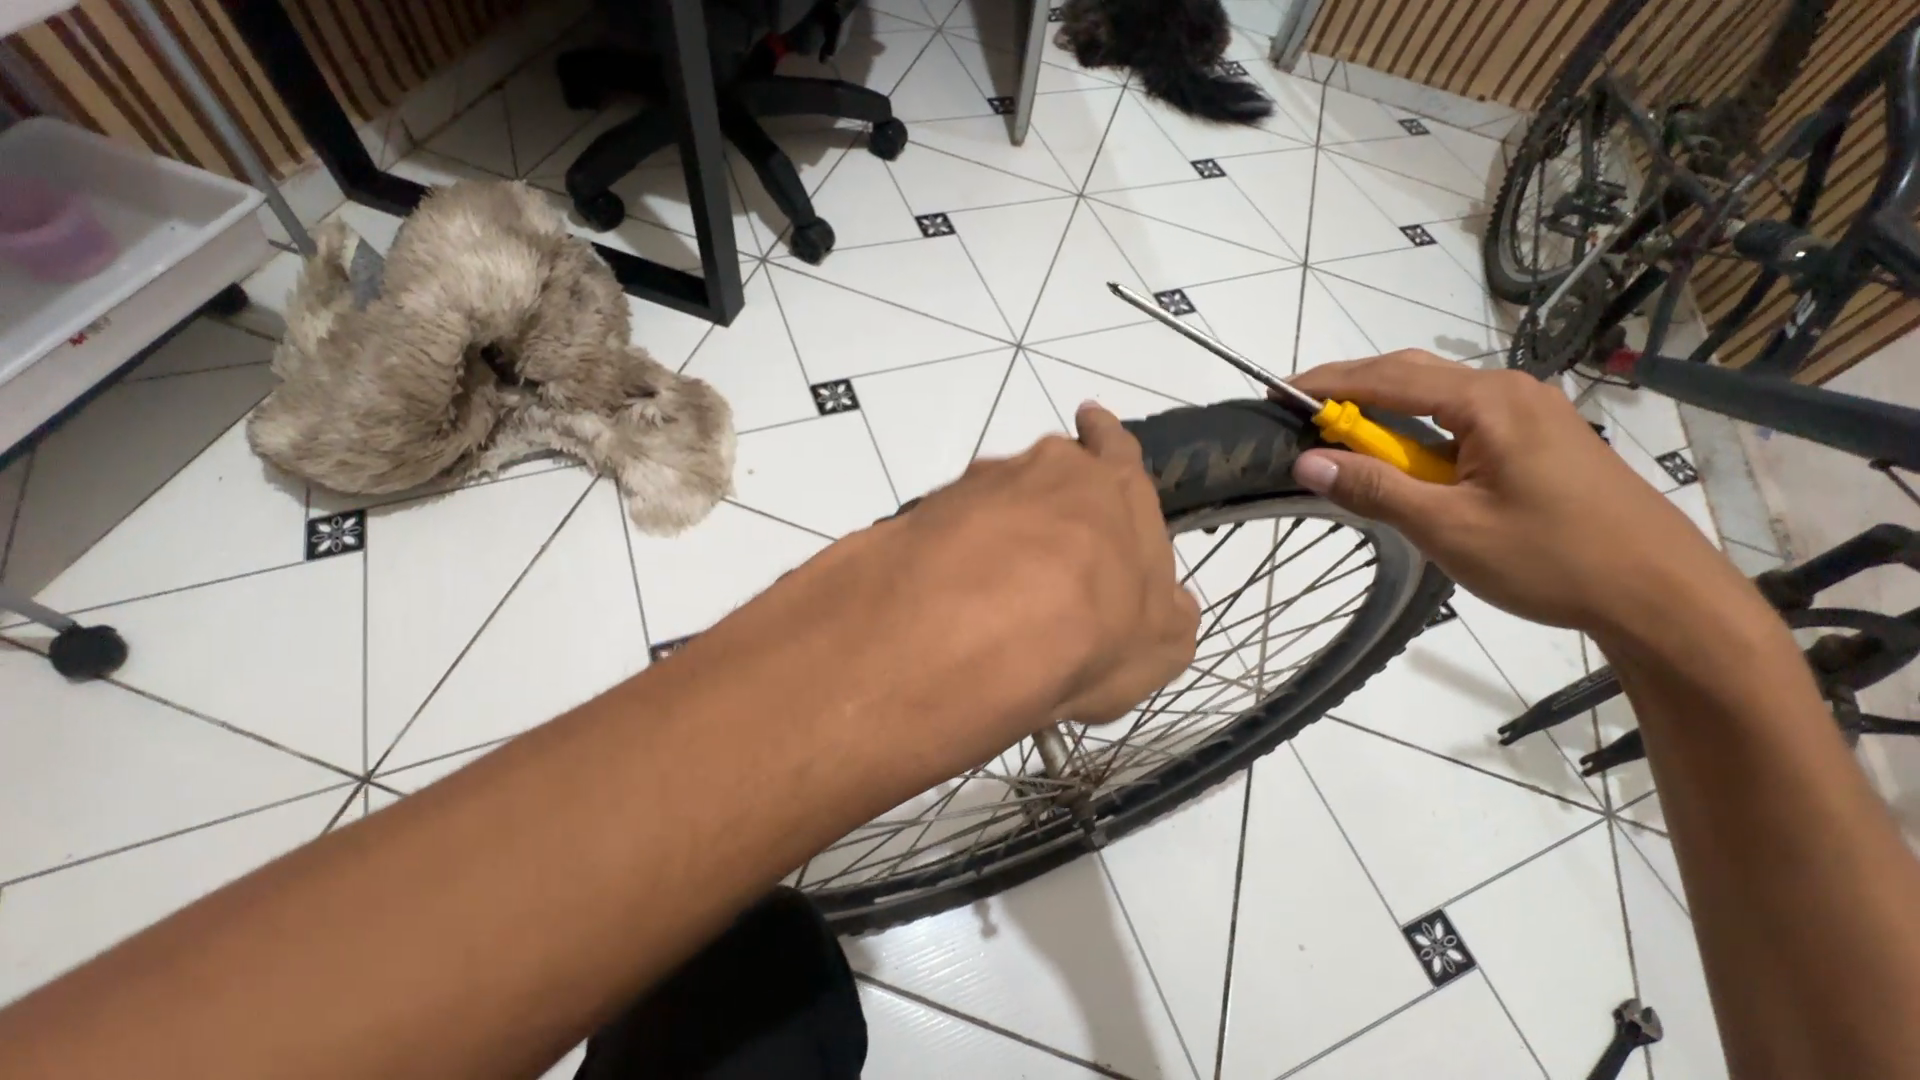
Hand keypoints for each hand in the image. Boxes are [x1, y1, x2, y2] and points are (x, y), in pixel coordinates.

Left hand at [884, 402, 1200, 728]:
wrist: (970, 632)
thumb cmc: (1091, 631)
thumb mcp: (1161, 645)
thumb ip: (1167, 613)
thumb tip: (1166, 601)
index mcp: (1113, 487)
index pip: (1115, 445)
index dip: (1106, 436)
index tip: (1092, 419)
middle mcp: (1043, 470)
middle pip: (1049, 473)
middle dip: (1049, 500)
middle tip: (1047, 549)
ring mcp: (976, 488)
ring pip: (994, 499)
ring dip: (997, 530)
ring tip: (992, 587)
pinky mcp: (922, 514)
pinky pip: (947, 530)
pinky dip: (952, 555)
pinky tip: (952, 597)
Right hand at [1283, 351, 1750, 633]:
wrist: (1660, 594)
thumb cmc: (1551, 558)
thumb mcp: (1447, 528)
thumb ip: (1374, 489)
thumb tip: (1306, 462)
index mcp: (1488, 401)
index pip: (1387, 378)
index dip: (1326, 384)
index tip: (1276, 393)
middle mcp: (1510, 391)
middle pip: (1412, 376)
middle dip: (1352, 391)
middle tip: (1299, 414)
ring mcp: (1531, 414)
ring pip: (1438, 399)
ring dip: (1386, 415)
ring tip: (1339, 439)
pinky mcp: (1541, 441)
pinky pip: (1462, 422)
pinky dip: (1419, 434)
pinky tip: (1402, 461)